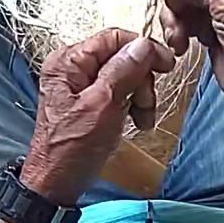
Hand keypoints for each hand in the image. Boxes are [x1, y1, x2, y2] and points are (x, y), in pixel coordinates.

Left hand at [21, 29, 175, 203]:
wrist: (56, 184)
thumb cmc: (73, 149)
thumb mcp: (102, 107)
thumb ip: (122, 72)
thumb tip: (144, 44)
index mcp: (68, 61)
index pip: (114, 37)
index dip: (144, 49)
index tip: (167, 67)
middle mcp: (71, 67)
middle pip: (121, 57)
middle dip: (141, 80)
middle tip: (146, 107)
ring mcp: (78, 85)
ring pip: (123, 76)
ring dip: (139, 96)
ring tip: (142, 121)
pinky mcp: (87, 102)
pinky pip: (116, 93)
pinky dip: (129, 105)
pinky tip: (134, 122)